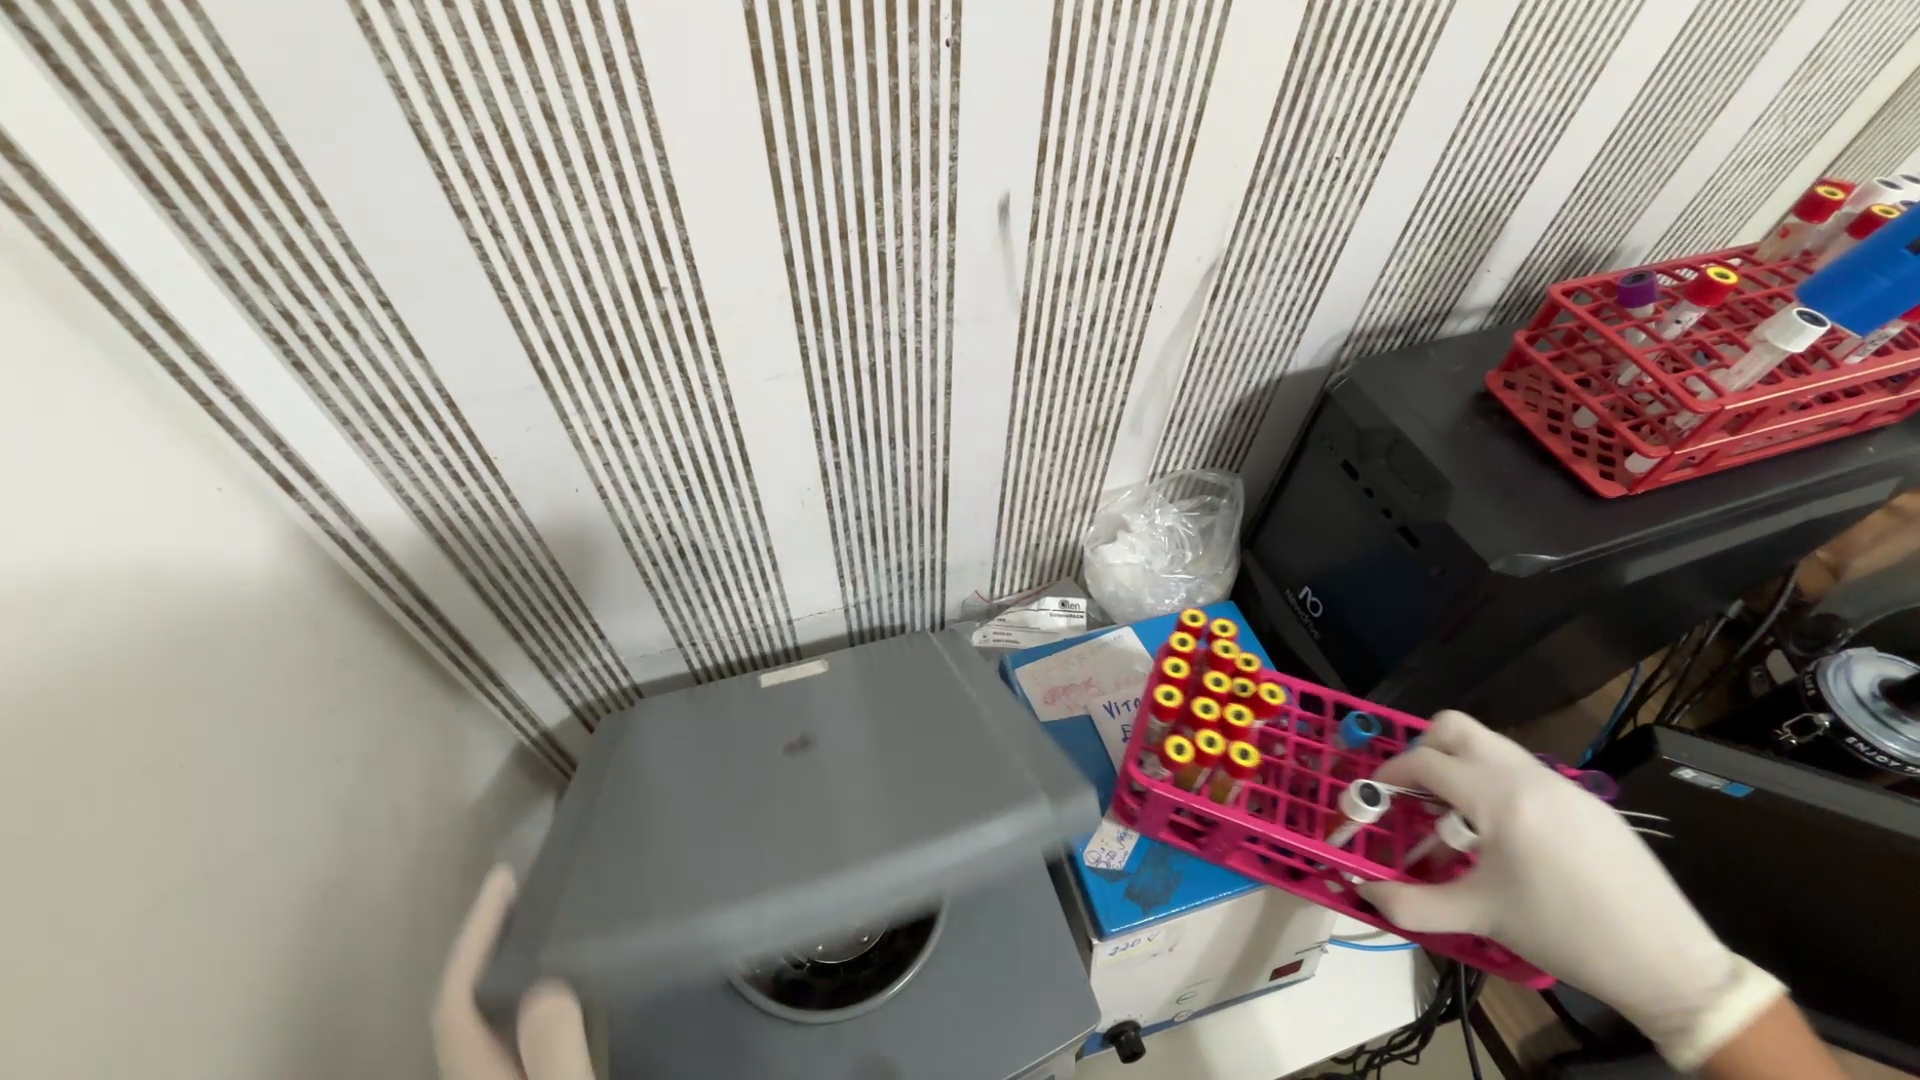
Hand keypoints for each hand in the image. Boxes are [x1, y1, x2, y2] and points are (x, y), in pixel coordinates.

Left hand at [433, 864, 592, 1079]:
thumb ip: (552, 1050)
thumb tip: (545, 985)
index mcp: (481, 1077)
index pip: (457, 999)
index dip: (474, 936)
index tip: (501, 881)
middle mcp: (483, 1078)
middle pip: (467, 1004)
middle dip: (485, 943)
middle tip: (519, 890)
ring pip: (491, 1020)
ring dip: (506, 968)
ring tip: (539, 923)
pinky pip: (516, 1032)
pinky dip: (528, 995)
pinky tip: (561, 988)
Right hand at [1356, 711, 1784, 1070]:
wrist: (1668, 963)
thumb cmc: (1563, 934)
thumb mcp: (1479, 918)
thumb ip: (1409, 904)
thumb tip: (1362, 892)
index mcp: (1499, 798)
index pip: (1425, 762)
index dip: (1389, 774)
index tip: (1374, 795)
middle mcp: (1528, 776)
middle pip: (1456, 727)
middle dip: (1422, 750)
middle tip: (1413, 791)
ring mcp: (1562, 784)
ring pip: (1491, 745)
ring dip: (1459, 765)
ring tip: (1454, 817)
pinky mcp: (1587, 800)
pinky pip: (1523, 771)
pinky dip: (1494, 784)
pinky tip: (1504, 836)